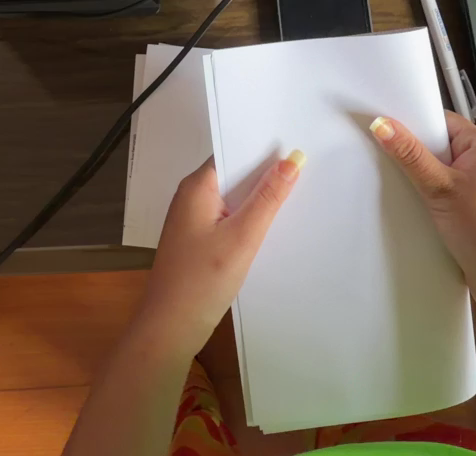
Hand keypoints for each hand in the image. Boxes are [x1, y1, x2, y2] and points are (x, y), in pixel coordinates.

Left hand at [133, 153, 303, 356]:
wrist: (169, 329)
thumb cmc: (203, 280)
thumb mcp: (242, 237)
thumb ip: (268, 198)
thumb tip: (292, 159)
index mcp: (196, 186)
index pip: (232, 153)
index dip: (262, 149)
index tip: (296, 145)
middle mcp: (192, 195)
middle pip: (234, 175)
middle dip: (265, 174)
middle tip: (306, 169)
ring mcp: (193, 218)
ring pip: (233, 198)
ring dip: (258, 199)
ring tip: (299, 193)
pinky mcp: (198, 239)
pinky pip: (228, 217)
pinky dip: (248, 219)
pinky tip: (272, 226)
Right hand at [369, 112, 475, 311]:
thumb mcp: (440, 188)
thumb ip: (409, 155)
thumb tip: (380, 122)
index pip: (443, 122)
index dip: (413, 123)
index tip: (381, 126)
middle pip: (442, 147)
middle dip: (414, 153)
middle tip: (378, 155)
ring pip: (444, 173)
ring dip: (422, 179)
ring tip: (391, 182)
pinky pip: (450, 194)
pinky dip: (432, 198)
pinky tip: (412, 206)